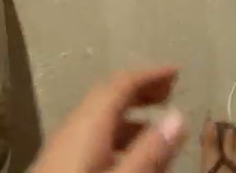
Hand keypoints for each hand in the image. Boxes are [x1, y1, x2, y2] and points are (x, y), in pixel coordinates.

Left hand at [29, 68, 188, 172]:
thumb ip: (149, 153)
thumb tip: (178, 117)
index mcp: (88, 124)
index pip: (121, 84)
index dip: (150, 75)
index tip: (177, 72)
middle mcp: (72, 128)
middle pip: (108, 97)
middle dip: (140, 91)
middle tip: (171, 93)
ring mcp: (61, 150)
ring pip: (99, 121)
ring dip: (129, 118)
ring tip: (157, 129)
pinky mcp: (57, 169)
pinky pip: (92, 140)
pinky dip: (116, 138)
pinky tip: (128, 161)